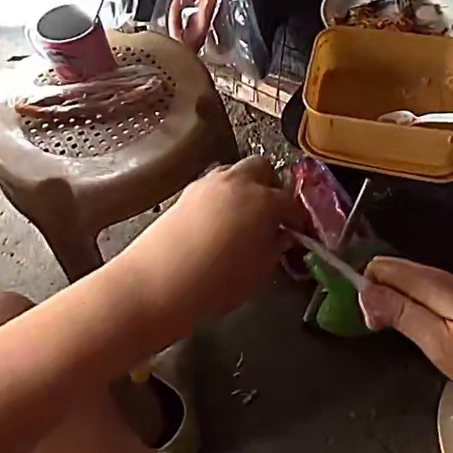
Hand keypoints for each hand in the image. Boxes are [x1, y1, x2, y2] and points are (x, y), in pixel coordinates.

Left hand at [109, 156, 307, 330]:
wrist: (154, 285)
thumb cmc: (215, 283)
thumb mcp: (258, 271)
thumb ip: (276, 248)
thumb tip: (283, 236)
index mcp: (264, 200)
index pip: (291, 201)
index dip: (298, 217)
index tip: (298, 232)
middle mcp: (238, 182)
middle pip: (263, 168)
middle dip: (272, 186)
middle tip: (273, 214)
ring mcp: (208, 184)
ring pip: (236, 172)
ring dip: (246, 187)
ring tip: (245, 217)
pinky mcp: (185, 194)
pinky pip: (214, 186)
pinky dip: (224, 197)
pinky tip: (220, 223)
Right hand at [360, 258, 452, 405]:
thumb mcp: (438, 342)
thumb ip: (401, 313)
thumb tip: (364, 290)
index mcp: (432, 282)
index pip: (381, 266)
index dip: (364, 286)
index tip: (363, 318)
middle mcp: (438, 277)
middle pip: (390, 270)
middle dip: (372, 293)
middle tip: (374, 329)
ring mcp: (448, 288)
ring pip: (402, 282)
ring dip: (386, 301)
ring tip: (385, 331)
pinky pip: (416, 293)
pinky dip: (402, 306)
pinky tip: (407, 329)